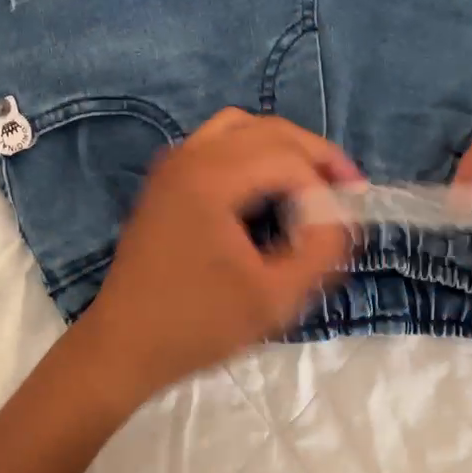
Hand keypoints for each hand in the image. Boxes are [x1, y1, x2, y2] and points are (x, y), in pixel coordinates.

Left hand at [76, 109, 364, 397]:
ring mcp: (174, 162)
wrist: (123, 345)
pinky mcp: (167, 178)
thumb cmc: (197, 324)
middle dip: (313, 154)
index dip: (324, 186)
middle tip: (348, 188)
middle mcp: (190, 155)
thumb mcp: (274, 298)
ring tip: (312, 182)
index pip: (286, 159)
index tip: (347, 221)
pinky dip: (253, 151)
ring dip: (282, 147)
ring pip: (241, 127)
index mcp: (211, 177)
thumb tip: (342, 217)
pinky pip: (219, 141)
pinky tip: (268, 188)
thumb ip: (320, 250)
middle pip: (267, 129)